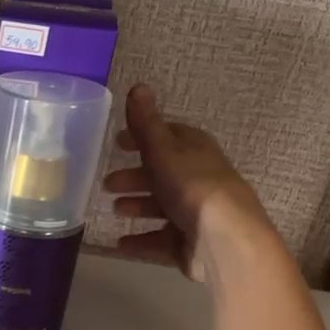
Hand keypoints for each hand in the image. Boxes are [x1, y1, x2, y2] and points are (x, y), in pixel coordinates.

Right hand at [103, 84, 273, 282]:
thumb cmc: (191, 187)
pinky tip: (121, 242)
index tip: (117, 143)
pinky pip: (160, 239)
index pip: (169, 137)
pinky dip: (141, 239)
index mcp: (195, 151)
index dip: (143, 137)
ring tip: (114, 211)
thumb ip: (146, 124)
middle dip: (135, 177)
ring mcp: (194, 213)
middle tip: (106, 184)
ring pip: (161, 206)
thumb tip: (138, 86)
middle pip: (162, 174)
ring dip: (137, 206)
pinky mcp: (189, 242)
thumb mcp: (163, 150)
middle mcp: (197, 179)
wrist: (223, 239)